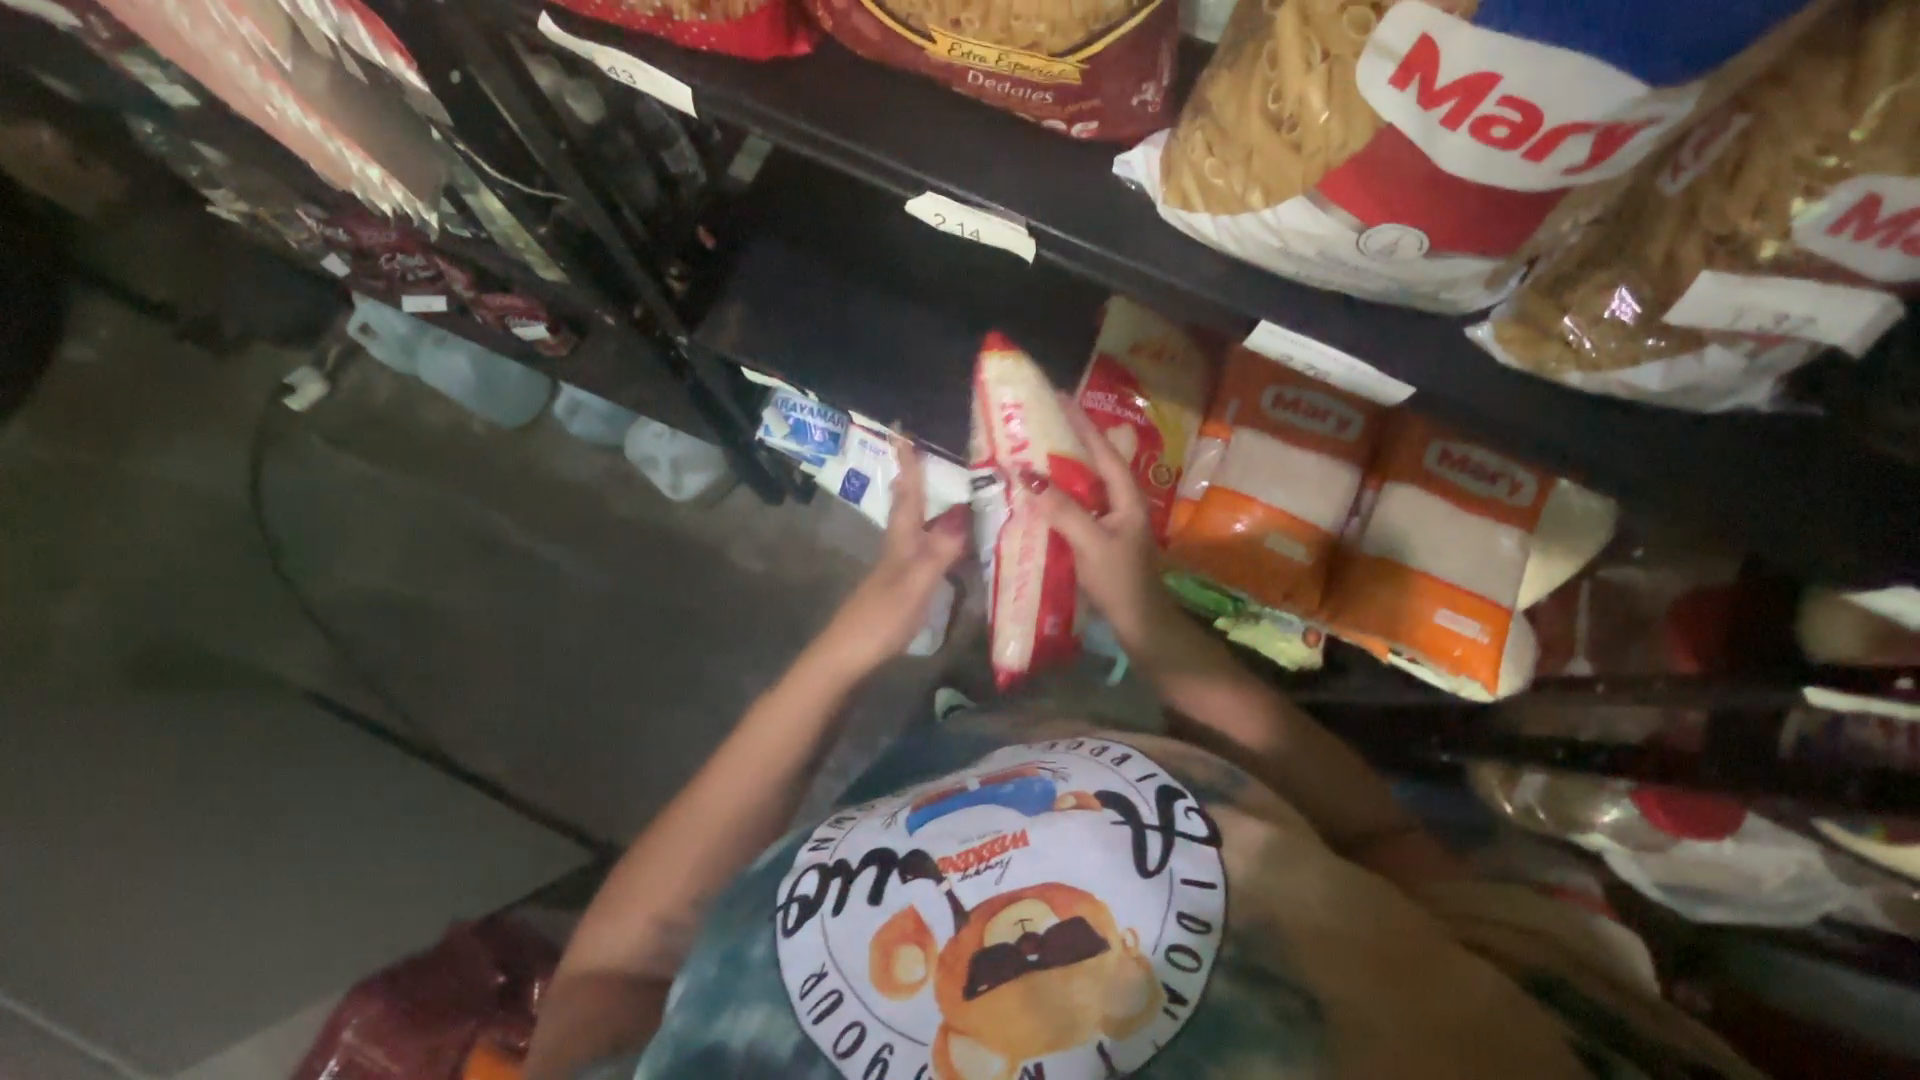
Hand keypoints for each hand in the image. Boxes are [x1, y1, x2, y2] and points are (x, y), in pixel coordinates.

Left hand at [813, 438, 967, 678]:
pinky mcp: (899, 589)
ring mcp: (895, 570)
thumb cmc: (878, 621)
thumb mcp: (914, 586)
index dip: (907, 464)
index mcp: (900, 544)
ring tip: (941, 490)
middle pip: (907, 507)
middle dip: (914, 479)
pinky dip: (934, 539)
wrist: (845, 657)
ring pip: (913, 529)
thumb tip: (964, 514)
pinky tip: (942, 547)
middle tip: (921, 452)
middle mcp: (897, 550)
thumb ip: (939, 552)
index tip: (902, 430)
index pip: (908, 495)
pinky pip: (921, 552)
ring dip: (924, 507)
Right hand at [1025, 393, 1181, 653]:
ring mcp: (1110, 522)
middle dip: (1068, 441)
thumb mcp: (1091, 543)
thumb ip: (1062, 509)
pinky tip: (1036, 497)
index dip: (1082, 424)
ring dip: (1060, 469)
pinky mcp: (1099, 539)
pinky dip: (1057, 497)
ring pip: (1083, 486)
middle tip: (1039, 420)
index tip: (1060, 397)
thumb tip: (1028, 475)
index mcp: (1126, 497)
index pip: (1102, 451)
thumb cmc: (1121, 582)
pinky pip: (1075, 508)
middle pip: (1093, 463)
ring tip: (1031, 450)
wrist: (1139, 623)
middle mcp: (1120, 503)